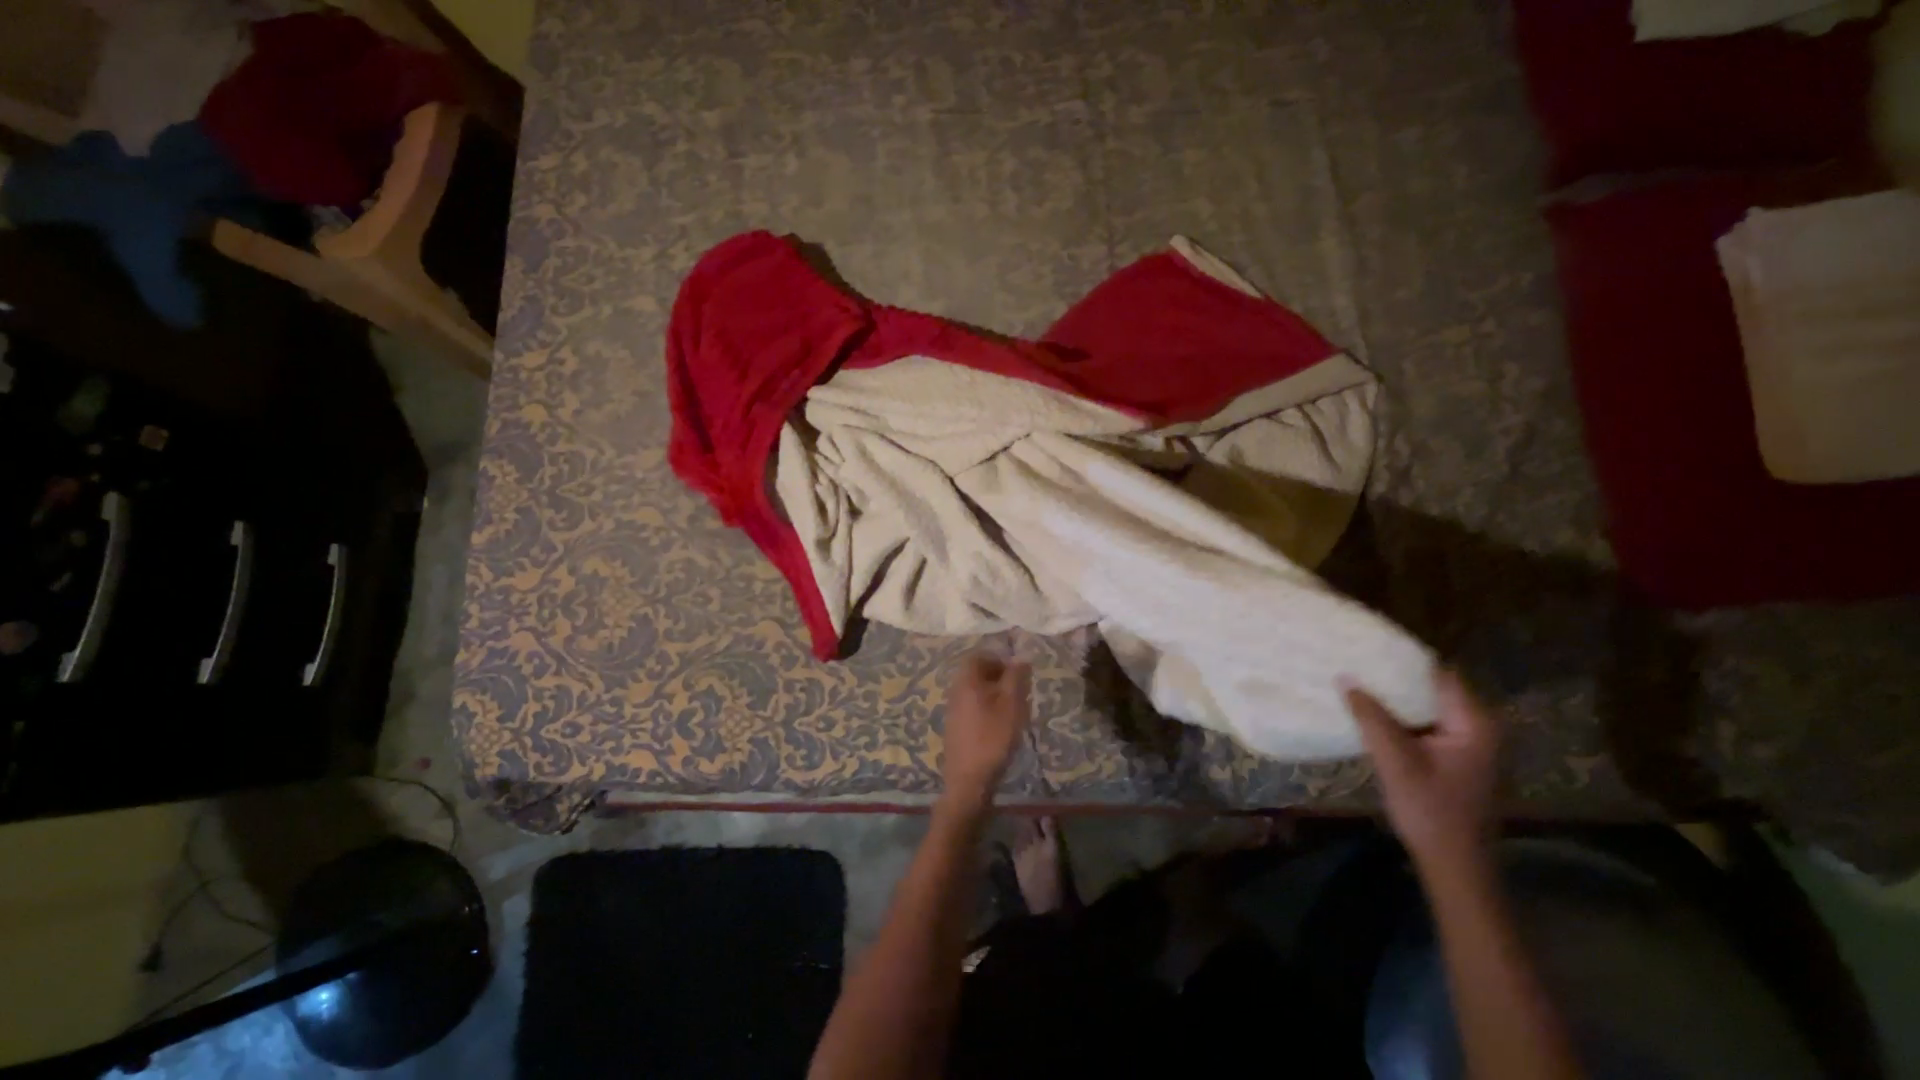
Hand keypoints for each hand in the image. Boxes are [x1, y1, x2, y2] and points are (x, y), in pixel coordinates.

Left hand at [940, 652, 1031, 810]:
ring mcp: (952, 710)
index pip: (979, 656)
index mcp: (966, 680)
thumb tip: (1020, 658)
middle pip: (976, 673)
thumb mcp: (1011, 704)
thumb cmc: (993, 737)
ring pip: (975, 692)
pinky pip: (972, 708)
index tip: (1017, 674)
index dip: (999, 660)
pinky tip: (999, 728)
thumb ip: (1016, 677)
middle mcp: (955, 691)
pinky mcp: (954, 727)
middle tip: (1019, 693)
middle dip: (998, 678)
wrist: (969, 778)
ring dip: (994, 696)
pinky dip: (987, 710)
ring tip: (1013, 712)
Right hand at [1343, 668, 1499, 875]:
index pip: (1439, 674)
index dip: (1403, 660)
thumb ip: (1372, 719)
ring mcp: (1474, 744)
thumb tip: (1346, 678)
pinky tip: (1378, 720)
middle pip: (1436, 688)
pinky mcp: (1462, 759)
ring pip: (1431, 708)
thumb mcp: (1396, 763)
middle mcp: (1481, 727)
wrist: (1457, 867)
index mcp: (1475, 722)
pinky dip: (1407, 720)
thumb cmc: (1431, 814)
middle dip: (1397, 679)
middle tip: (1358, 667)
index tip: (1368, 649)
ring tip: (1362, 687)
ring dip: (1400, 701)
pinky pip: (1432, 726)